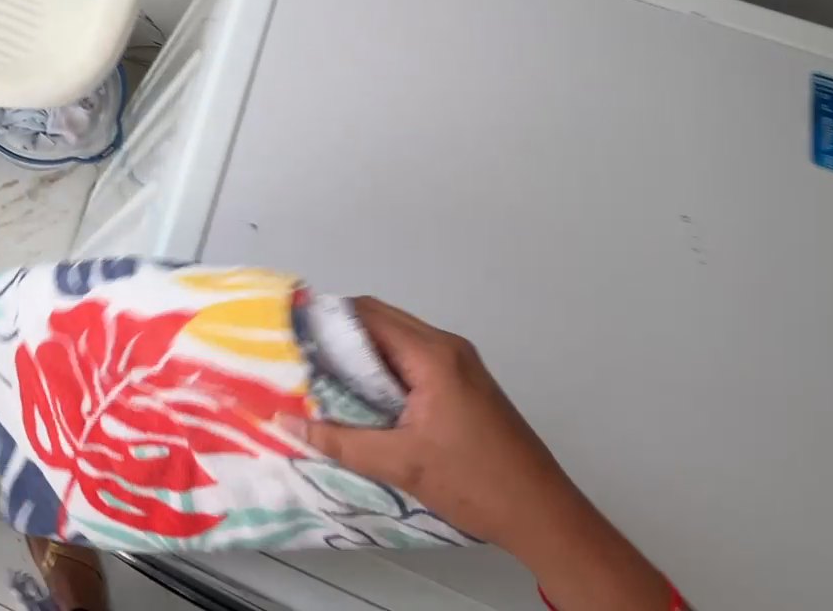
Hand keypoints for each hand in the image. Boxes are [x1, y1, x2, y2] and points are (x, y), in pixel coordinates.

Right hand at [295, 297, 675, 610]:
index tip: (290, 337)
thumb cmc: (477, 485)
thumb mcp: (399, 463)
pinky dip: (379, 363)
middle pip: (377, 317)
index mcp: (432, 355)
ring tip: (323, 376)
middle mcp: (446, 347)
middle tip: (301, 357)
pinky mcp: (463, 380)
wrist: (549, 519)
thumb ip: (336, 440)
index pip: (364, 314)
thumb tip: (283, 422)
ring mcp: (459, 362)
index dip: (323, 319)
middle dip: (336, 333)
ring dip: (358, 349)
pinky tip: (361, 392)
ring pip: (392, 334)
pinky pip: (409, 354)